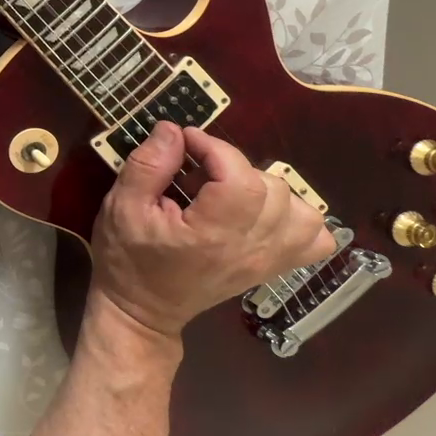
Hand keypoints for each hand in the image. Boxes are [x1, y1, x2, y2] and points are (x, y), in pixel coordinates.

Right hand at [90, 122, 336, 338]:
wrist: (143, 306)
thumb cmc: (126, 254)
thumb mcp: (121, 205)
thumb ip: (148, 165)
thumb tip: (173, 130)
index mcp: (211, 234)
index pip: (240, 180)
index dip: (215, 148)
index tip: (184, 139)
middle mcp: (252, 249)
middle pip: (272, 189)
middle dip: (232, 164)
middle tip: (194, 167)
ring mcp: (271, 260)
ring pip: (302, 210)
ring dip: (265, 187)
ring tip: (227, 187)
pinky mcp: (277, 266)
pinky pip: (315, 237)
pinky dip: (296, 215)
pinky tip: (260, 210)